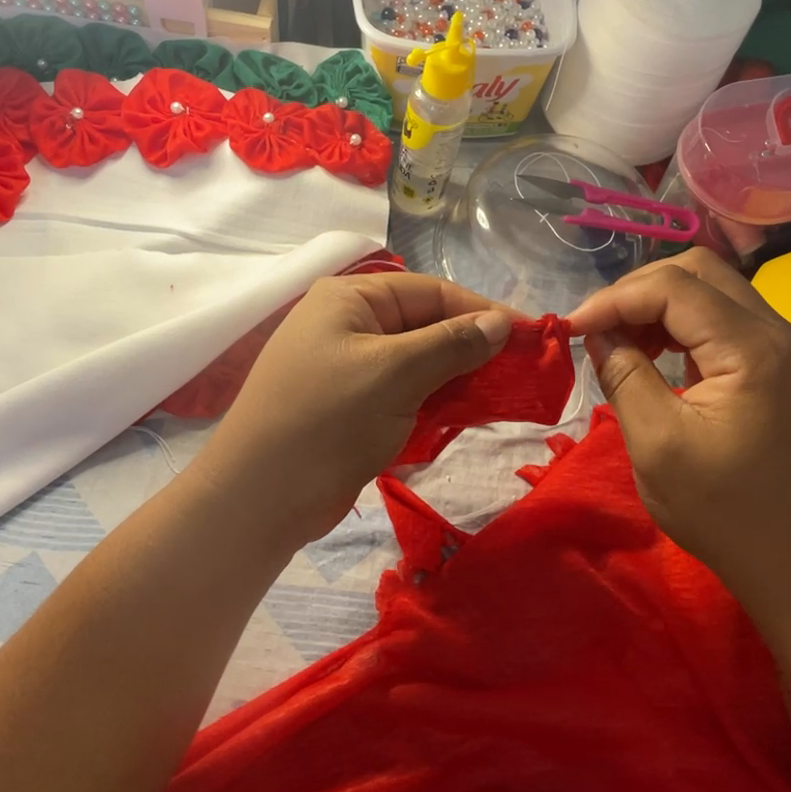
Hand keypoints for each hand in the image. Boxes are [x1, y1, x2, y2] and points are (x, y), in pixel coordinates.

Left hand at [189, 272, 514, 547]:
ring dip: (456, 380)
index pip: (431, 292)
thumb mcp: (395, 374)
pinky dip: (432, 404)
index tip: (530, 337)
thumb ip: (452, 344)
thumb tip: (501, 323)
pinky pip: (402, 394)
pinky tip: (461, 419)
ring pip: (417, 363)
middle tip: (521, 374)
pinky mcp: (349, 407)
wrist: (260, 498)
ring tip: (500, 398)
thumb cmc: (327, 422)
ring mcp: (346, 368)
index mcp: (350, 299)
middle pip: (425, 326)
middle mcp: (347, 325)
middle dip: (472, 349)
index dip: (483, 312)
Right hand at [566, 248, 790, 611]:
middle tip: (598, 330)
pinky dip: (681, 327)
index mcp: (753, 349)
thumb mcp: (656, 444)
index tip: (575, 328)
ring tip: (620, 345)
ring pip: (712, 292)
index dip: (616, 299)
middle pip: (699, 273)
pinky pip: (723, 321)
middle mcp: (777, 333)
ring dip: (658, 307)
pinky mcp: (778, 367)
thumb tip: (598, 333)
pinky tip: (654, 357)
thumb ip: (624, 376)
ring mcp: (783, 348)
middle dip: (637, 292)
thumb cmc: (721, 510)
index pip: (675, 287)